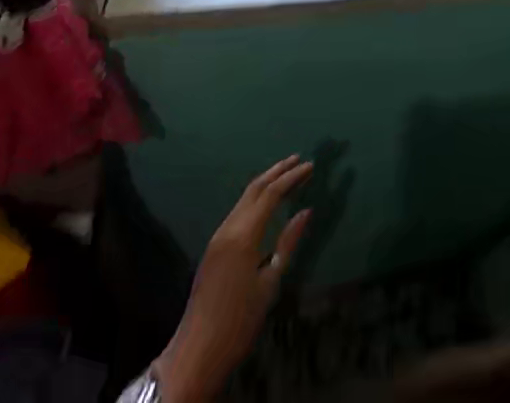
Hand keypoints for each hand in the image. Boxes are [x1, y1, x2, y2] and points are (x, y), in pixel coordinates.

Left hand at [155, 155, 313, 402]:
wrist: (198, 349)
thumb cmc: (240, 319)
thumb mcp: (270, 281)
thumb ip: (288, 242)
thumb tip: (306, 211)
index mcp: (243, 235)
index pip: (271, 194)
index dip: (292, 178)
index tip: (311, 166)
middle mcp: (228, 229)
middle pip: (254, 190)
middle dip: (277, 172)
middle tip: (299, 159)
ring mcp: (218, 237)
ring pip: (244, 199)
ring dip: (265, 183)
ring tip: (286, 174)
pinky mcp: (215, 248)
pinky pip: (238, 212)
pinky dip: (255, 199)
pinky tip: (266, 201)